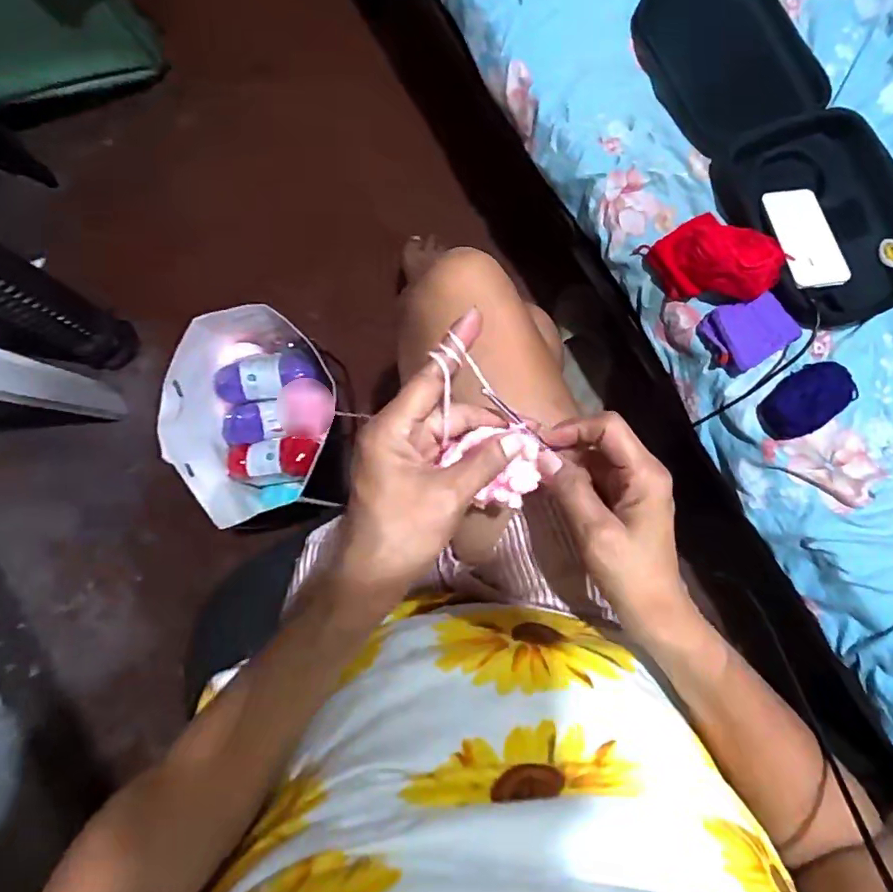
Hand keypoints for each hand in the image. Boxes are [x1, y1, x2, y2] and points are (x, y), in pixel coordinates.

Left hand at [335, 309, 513, 608]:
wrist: (369, 577)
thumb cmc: (402, 533)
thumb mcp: (447, 496)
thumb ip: (483, 462)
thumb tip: (515, 440)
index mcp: (395, 428)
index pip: (431, 377)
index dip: (454, 345)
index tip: (473, 314)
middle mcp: (398, 433)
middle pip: (450, 413)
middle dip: (486, 423)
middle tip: (523, 436)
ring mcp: (404, 453)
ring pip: (453, 436)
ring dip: (482, 448)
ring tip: (515, 462)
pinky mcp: (412, 472)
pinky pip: (447, 457)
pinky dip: (471, 464)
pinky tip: (496, 479)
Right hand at [537, 412, 689, 634]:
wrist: (655, 612)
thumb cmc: (629, 572)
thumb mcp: (595, 531)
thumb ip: (571, 489)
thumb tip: (542, 456)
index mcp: (645, 472)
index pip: (609, 426)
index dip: (574, 428)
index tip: (542, 445)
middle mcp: (644, 471)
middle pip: (603, 437)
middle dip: (567, 442)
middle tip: (533, 457)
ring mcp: (636, 485)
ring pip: (598, 456)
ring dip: (568, 460)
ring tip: (538, 471)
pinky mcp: (626, 500)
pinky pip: (598, 476)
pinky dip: (575, 477)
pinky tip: (554, 486)